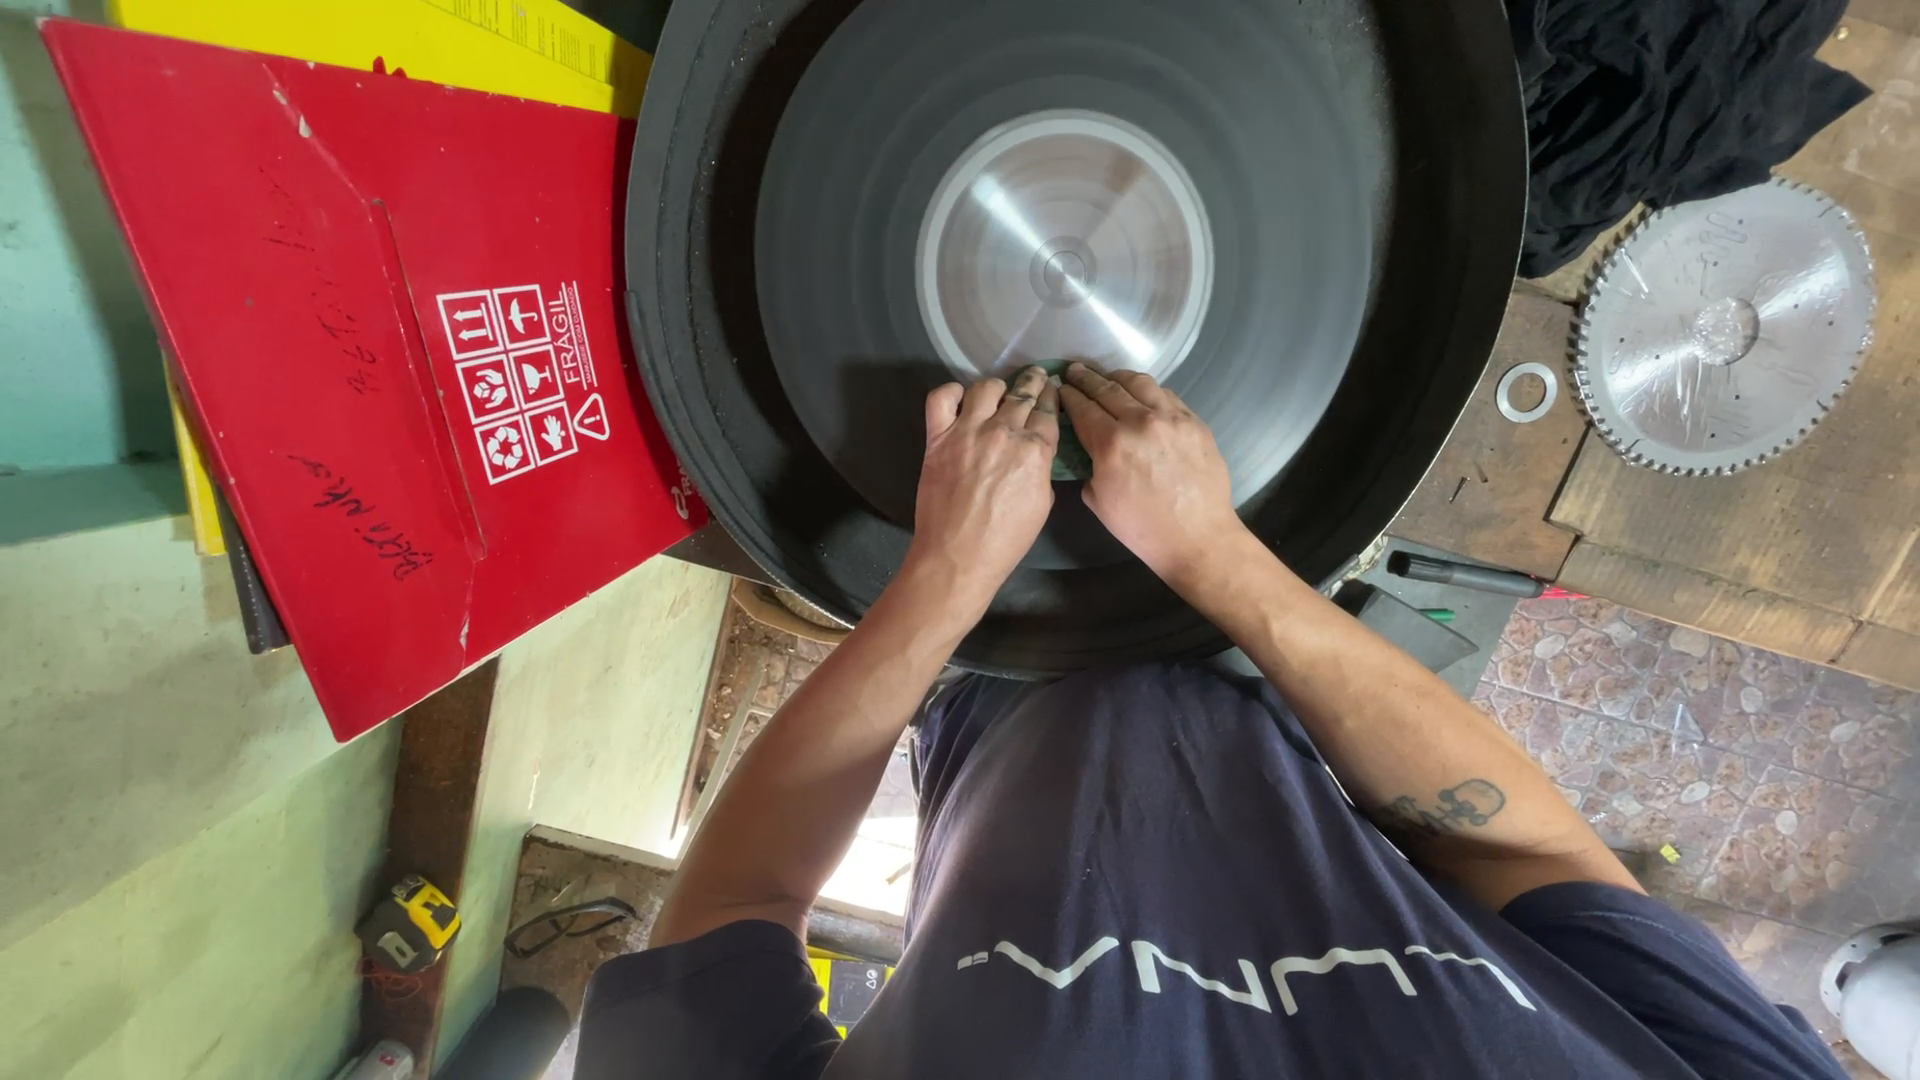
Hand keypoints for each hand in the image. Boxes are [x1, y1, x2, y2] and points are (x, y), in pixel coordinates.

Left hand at [907, 366, 1060, 610]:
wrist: (958, 556)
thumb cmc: (1005, 541)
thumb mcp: (1042, 506)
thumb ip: (1042, 472)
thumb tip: (1035, 457)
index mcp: (1035, 450)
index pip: (1047, 411)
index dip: (1051, 398)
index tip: (1051, 391)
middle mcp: (1004, 432)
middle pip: (1022, 394)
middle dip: (1032, 383)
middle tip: (1033, 378)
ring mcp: (968, 431)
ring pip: (985, 388)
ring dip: (996, 388)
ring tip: (997, 393)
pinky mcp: (938, 438)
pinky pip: (941, 398)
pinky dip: (951, 392)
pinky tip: (958, 398)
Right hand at [1059, 362, 1245, 581]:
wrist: (1196, 537)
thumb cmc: (1142, 527)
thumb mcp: (1098, 500)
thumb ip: (1089, 465)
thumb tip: (1090, 448)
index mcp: (1111, 444)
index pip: (1083, 407)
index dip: (1069, 395)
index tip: (1061, 388)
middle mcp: (1141, 421)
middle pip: (1107, 388)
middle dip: (1087, 378)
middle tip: (1075, 371)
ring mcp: (1171, 418)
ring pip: (1139, 382)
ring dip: (1118, 376)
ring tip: (1108, 377)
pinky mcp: (1194, 422)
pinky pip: (1166, 395)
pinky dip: (1147, 390)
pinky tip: (1141, 394)